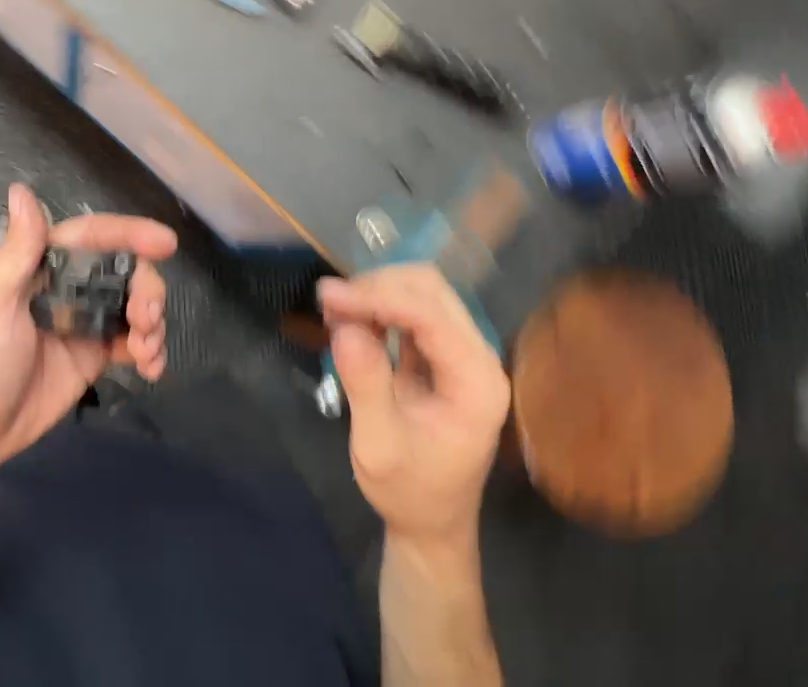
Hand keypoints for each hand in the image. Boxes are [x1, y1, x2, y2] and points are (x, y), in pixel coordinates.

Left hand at [0, 184, 174, 466]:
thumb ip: (16, 251)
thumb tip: (21, 189)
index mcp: (38, 264)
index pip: (91, 236)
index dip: (130, 233)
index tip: (165, 243)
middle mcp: (64, 285)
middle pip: (123, 270)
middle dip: (147, 289)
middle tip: (149, 318)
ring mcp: (82, 320)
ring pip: (134, 304)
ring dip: (152, 322)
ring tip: (147, 351)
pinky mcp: (94, 354)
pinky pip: (132, 341)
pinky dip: (150, 350)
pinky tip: (152, 368)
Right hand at [319, 265, 509, 548]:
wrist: (431, 521)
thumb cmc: (409, 491)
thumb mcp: (379, 448)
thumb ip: (365, 386)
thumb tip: (343, 329)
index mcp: (476, 383)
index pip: (430, 316)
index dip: (378, 298)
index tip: (328, 297)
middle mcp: (479, 359)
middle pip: (432, 292)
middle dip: (377, 287)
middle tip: (328, 304)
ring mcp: (464, 354)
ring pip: (423, 293)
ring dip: (377, 292)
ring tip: (335, 312)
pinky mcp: (444, 355)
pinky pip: (414, 311)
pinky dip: (380, 306)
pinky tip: (351, 321)